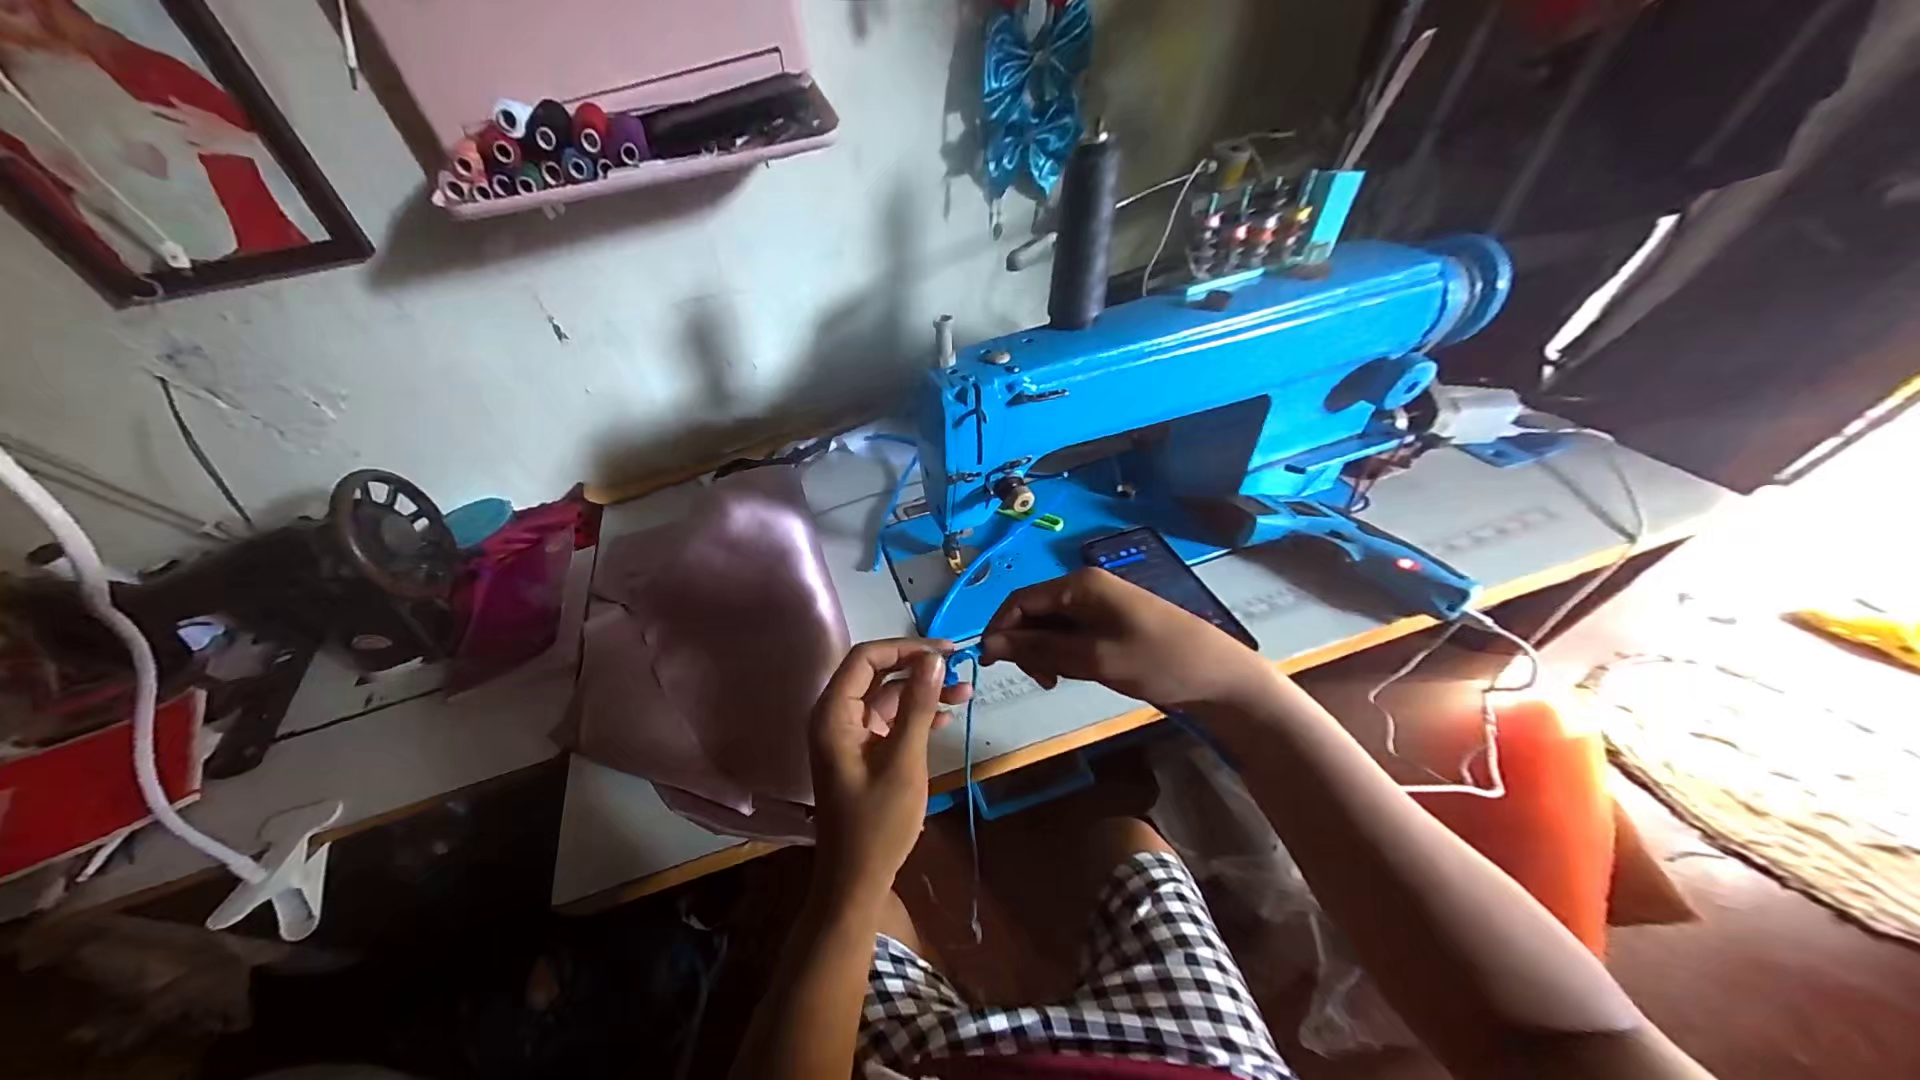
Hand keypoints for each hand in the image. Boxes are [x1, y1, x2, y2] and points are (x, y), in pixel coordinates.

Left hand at [809, 639, 971, 898]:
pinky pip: (888, 719)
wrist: (857, 880)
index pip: (865, 658)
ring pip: (886, 696)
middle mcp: (835, 717)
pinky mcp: (861, 751)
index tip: (945, 651)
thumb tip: (935, 658)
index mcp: (833, 714)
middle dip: (918, 667)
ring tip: (965, 692)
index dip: (905, 648)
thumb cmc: (878, 823)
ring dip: (923, 692)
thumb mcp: (904, 760)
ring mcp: (848, 734)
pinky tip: (947, 717)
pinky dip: (916, 714)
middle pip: (876, 673)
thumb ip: (918, 705)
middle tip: (959, 666)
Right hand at [980, 567, 1270, 708]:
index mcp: (1078, 585)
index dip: (999, 629)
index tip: (991, 664)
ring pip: (1049, 627)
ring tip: (1060, 680)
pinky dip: (1063, 655)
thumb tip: (989, 643)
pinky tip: (1075, 673)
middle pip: (1032, 612)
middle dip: (1024, 644)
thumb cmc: (1155, 660)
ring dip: (1043, 653)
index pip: (1020, 600)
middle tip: (1041, 680)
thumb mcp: (1093, 657)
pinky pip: (1070, 635)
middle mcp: (1084, 588)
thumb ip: (1039, 648)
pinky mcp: (1108, 625)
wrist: (1215, 675)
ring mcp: (1097, 606)